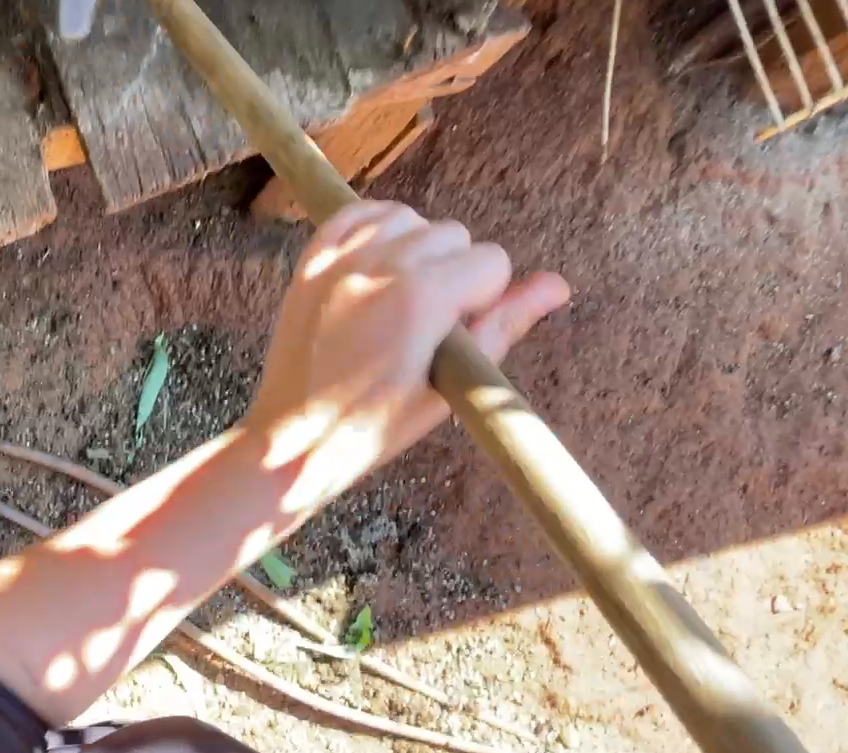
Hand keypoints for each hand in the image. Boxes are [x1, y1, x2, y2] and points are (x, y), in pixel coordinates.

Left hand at [246, 201, 569, 516]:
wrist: (291, 441)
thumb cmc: (368, 429)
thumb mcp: (447, 388)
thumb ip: (500, 328)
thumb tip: (556, 284)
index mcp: (419, 297)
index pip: (492, 261)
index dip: (484, 301)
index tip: (454, 336)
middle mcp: (377, 267)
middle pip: (452, 235)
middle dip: (452, 274)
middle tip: (424, 324)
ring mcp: (336, 264)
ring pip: (407, 219)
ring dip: (414, 249)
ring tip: (398, 299)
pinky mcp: (307, 269)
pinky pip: (353, 217)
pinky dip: (373, 229)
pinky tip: (377, 264)